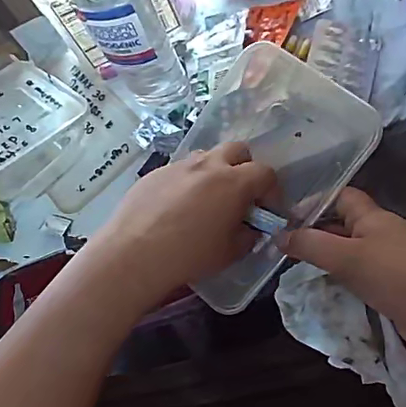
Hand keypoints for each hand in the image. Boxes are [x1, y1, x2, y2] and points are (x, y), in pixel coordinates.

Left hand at [78, 142, 276, 305]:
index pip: (265, 173)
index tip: (266, 210)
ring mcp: (178, 166)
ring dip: (213, 172)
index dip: (271, 191)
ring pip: (205, 157)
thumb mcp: (230, 252)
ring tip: (205, 201)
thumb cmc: (189, 256)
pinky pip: (178, 171)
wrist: (134, 254)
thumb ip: (247, 235)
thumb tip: (249, 227)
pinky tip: (174, 208)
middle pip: (237, 150)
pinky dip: (185, 183)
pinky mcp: (153, 173)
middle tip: (238, 196)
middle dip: (244, 168)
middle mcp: (207, 165)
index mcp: (234, 182)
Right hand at [281, 188, 405, 348]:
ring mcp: (388, 261)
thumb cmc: (397, 276)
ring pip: (348, 253)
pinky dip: (339, 281)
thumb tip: (279, 235)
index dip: (313, 201)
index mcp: (373, 217)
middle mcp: (380, 234)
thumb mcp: (347, 257)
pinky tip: (322, 291)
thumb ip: (310, 245)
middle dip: (312, 234)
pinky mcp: (392, 286)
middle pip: (341, 225)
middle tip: (280, 249)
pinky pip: (358, 277)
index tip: (283, 218)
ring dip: (324, 261)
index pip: (340, 196)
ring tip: (292, 271)